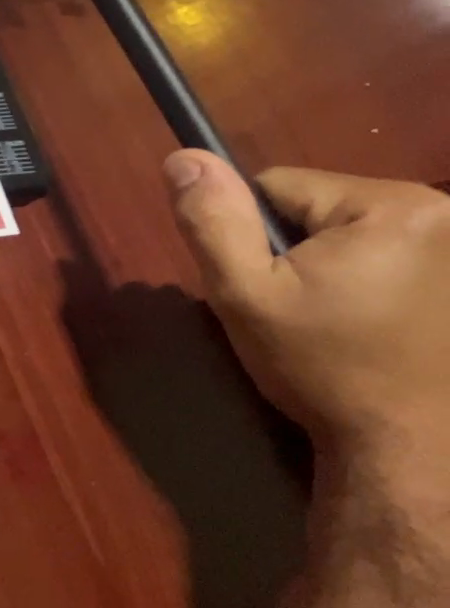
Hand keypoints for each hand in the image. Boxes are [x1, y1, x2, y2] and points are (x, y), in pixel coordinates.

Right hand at [164, 149, 449, 476]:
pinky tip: (384, 327)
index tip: (278, 286)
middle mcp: (448, 216)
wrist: (414, 449)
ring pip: (359, 231)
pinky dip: (381, 284)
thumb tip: (184, 158)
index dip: (256, 234)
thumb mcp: (243, 293)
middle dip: (303, 249)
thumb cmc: (324, 366)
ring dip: (341, 266)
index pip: (278, 187)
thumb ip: (212, 220)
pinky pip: (399, 255)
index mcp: (393, 207)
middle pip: (325, 206)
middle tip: (310, 309)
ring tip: (347, 322)